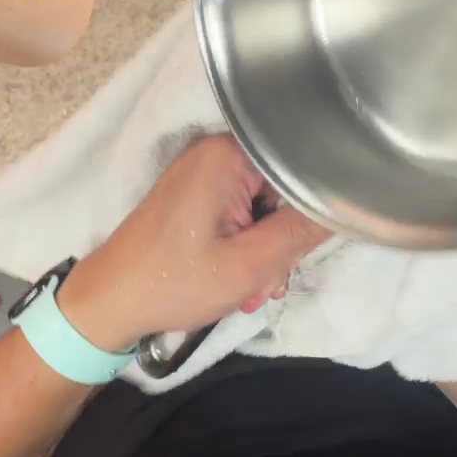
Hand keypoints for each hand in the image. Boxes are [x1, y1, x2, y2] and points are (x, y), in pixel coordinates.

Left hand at [56, 135, 330, 350]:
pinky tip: (238, 279)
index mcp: (226, 155)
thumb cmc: (174, 283)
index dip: (310, 206)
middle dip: (282, 239)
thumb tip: (347, 202)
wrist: (109, 303)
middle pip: (281, 187)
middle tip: (267, 282)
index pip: (298, 164)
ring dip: (264, 250)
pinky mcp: (194, 195)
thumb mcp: (248, 265)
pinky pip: (239, 213)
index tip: (301, 249)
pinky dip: (245, 246)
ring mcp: (200, 174)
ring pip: (262, 206)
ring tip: (250, 289)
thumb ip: (301, 231)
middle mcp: (213, 152)